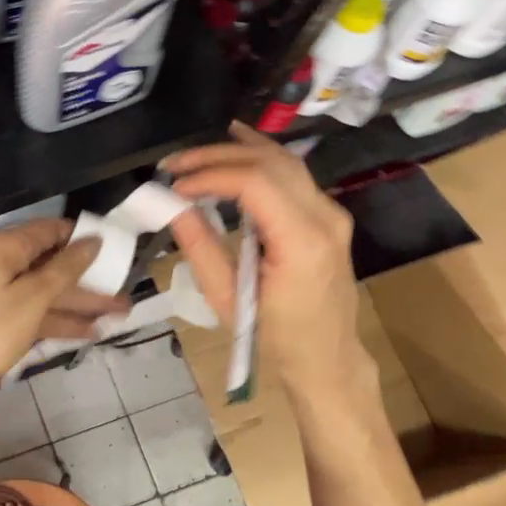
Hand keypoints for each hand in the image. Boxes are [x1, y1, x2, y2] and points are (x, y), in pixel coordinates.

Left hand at [0, 218, 128, 404]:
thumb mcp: (32, 298)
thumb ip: (65, 268)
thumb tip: (93, 240)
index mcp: (7, 249)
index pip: (52, 230)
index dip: (83, 237)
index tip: (116, 248)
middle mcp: (5, 266)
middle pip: (55, 264)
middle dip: (91, 277)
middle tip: (126, 288)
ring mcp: (4, 296)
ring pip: (51, 293)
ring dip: (84, 303)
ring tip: (122, 312)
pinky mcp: (5, 323)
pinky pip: (41, 315)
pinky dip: (64, 321)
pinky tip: (94, 331)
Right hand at [160, 122, 371, 391]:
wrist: (326, 358)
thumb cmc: (274, 339)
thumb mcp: (228, 300)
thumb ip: (201, 249)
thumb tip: (173, 207)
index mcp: (302, 242)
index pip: (255, 183)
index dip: (210, 175)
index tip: (174, 185)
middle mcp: (325, 217)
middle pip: (271, 163)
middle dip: (219, 156)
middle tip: (175, 164)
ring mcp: (332, 214)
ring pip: (286, 161)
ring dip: (239, 151)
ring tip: (197, 152)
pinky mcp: (328, 216)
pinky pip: (294, 175)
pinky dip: (261, 159)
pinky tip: (237, 148)